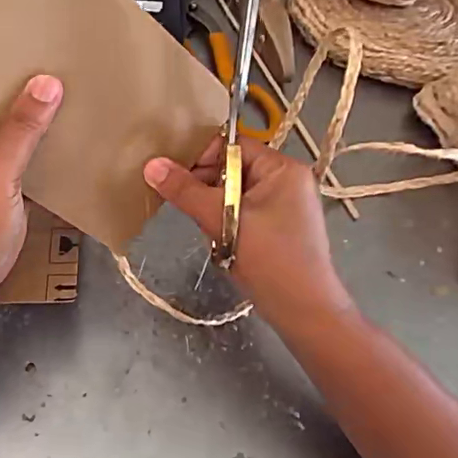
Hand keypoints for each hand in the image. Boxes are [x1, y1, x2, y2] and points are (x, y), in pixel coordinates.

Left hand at [0, 75, 63, 339]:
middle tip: (46, 53)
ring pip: (1, 129)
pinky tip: (57, 127)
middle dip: (12, 85)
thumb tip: (47, 82)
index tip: (15, 37)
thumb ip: (20, 132)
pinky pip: (13, 152)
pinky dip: (31, 142)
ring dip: (25, 114)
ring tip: (58, 82)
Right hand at [143, 137, 355, 329]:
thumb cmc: (270, 258)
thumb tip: (152, 165)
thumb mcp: (221, 219)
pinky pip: (243, 214)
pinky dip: (228, 225)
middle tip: (186, 206)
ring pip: (234, 195)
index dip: (202, 157)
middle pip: (232, 170)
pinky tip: (222, 244)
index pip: (233, 146)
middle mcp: (287, 181)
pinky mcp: (280, 229)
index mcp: (282, 168)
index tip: (175, 176)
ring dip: (215, 211)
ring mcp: (286, 207)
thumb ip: (185, 190)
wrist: (304, 312)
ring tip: (210, 232)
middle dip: (206, 189)